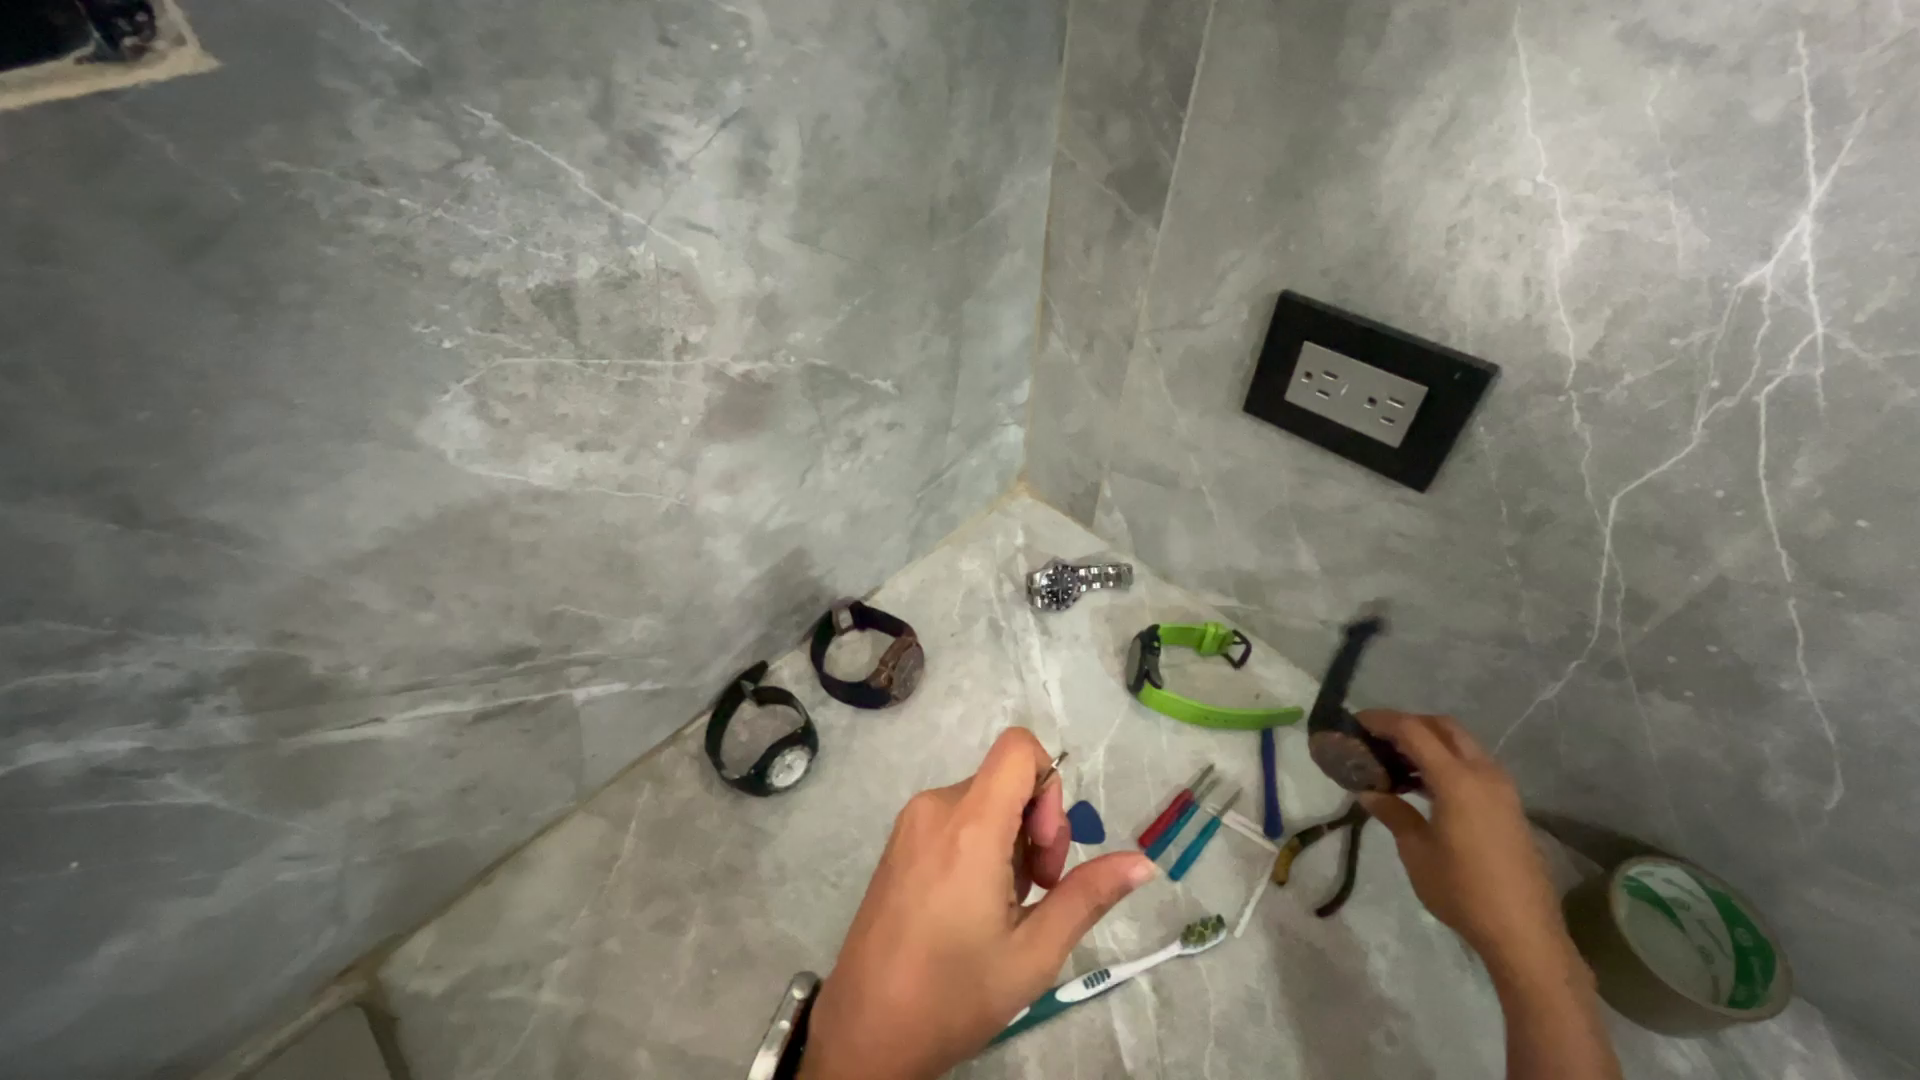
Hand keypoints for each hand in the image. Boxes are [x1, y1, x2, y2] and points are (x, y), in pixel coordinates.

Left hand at [800, 728, 1153, 1079]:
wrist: (865, 1032)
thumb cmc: (952, 995)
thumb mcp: (1034, 954)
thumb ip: (1089, 896)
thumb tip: (1144, 862)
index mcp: (969, 825)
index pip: (1019, 747)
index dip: (1049, 785)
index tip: (1045, 849)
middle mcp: (936, 807)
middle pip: (1008, 780)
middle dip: (1036, 827)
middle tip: (1035, 892)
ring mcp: (912, 823)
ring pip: (985, 801)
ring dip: (1010, 842)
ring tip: (1003, 908)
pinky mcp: (900, 841)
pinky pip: (957, 818)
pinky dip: (980, 846)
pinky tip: (974, 905)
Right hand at [1354, 711, 1571, 974]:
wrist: (1523, 932)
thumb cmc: (1462, 890)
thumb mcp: (1416, 851)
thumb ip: (1393, 813)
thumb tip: (1369, 792)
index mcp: (1457, 780)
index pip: (1414, 731)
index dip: (1382, 721)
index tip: (1355, 723)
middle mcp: (1483, 774)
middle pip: (1443, 727)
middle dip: (1408, 724)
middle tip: (1376, 738)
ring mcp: (1502, 789)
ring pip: (1461, 745)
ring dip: (1428, 743)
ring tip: (1394, 763)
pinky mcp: (1509, 806)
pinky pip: (1473, 766)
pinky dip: (1445, 762)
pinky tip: (1422, 786)